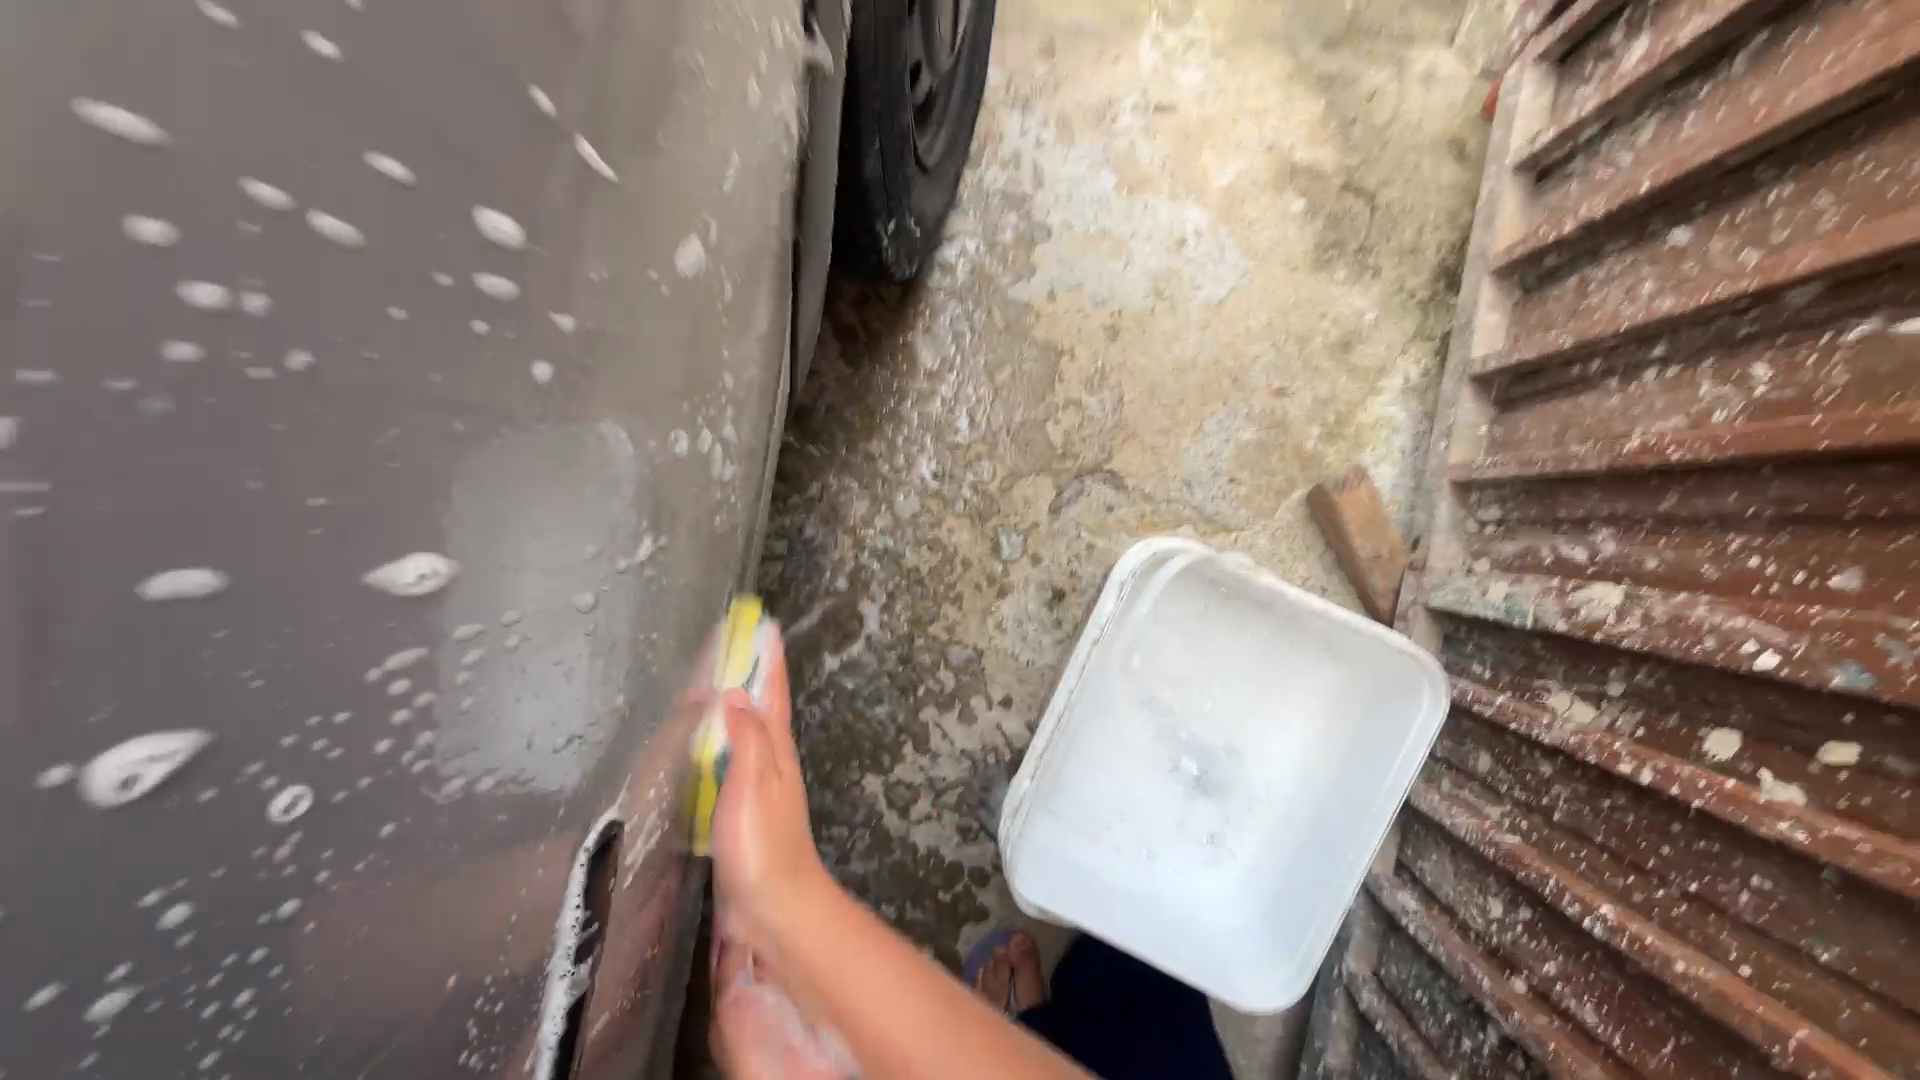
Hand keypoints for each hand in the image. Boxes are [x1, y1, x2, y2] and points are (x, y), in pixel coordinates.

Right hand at [710, 624, 829, 945]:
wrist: (776, 908)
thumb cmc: (763, 845)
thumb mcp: (754, 783)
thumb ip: (746, 737)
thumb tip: (735, 691)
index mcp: (777, 749)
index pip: (773, 693)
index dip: (769, 660)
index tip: (764, 625)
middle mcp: (772, 761)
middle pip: (762, 707)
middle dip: (751, 673)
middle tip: (731, 644)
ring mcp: (760, 786)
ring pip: (746, 731)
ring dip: (735, 704)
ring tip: (713, 683)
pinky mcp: (744, 810)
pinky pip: (731, 759)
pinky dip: (720, 739)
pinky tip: (706, 745)